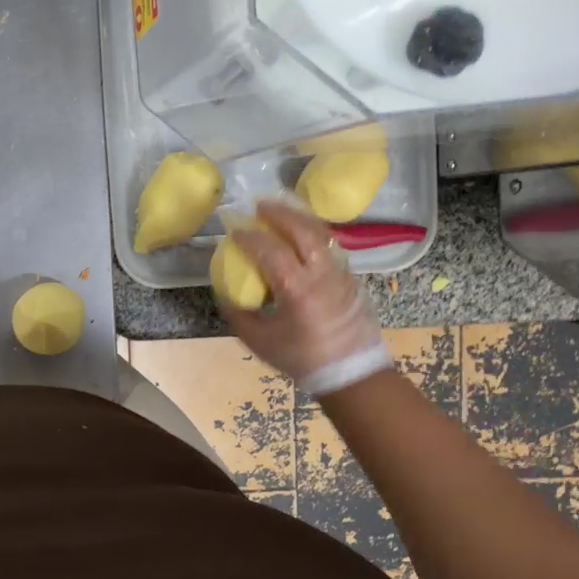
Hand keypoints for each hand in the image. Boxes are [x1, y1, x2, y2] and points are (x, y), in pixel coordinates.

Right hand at [221, 200, 392, 396]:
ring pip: (322, 234)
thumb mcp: (258, 340)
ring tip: (281, 212)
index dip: (250, 237)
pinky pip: (330, 246)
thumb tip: (227, 292)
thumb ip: (238, 313)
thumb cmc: (301, 358)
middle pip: (303, 230)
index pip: (271, 250)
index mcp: (297, 290)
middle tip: (260, 206)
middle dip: (280, 214)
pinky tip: (301, 235)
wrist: (352, 372)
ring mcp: (340, 274)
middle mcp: (322, 275)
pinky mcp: (351, 278)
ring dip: (299, 218)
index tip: (235, 231)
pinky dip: (313, 233)